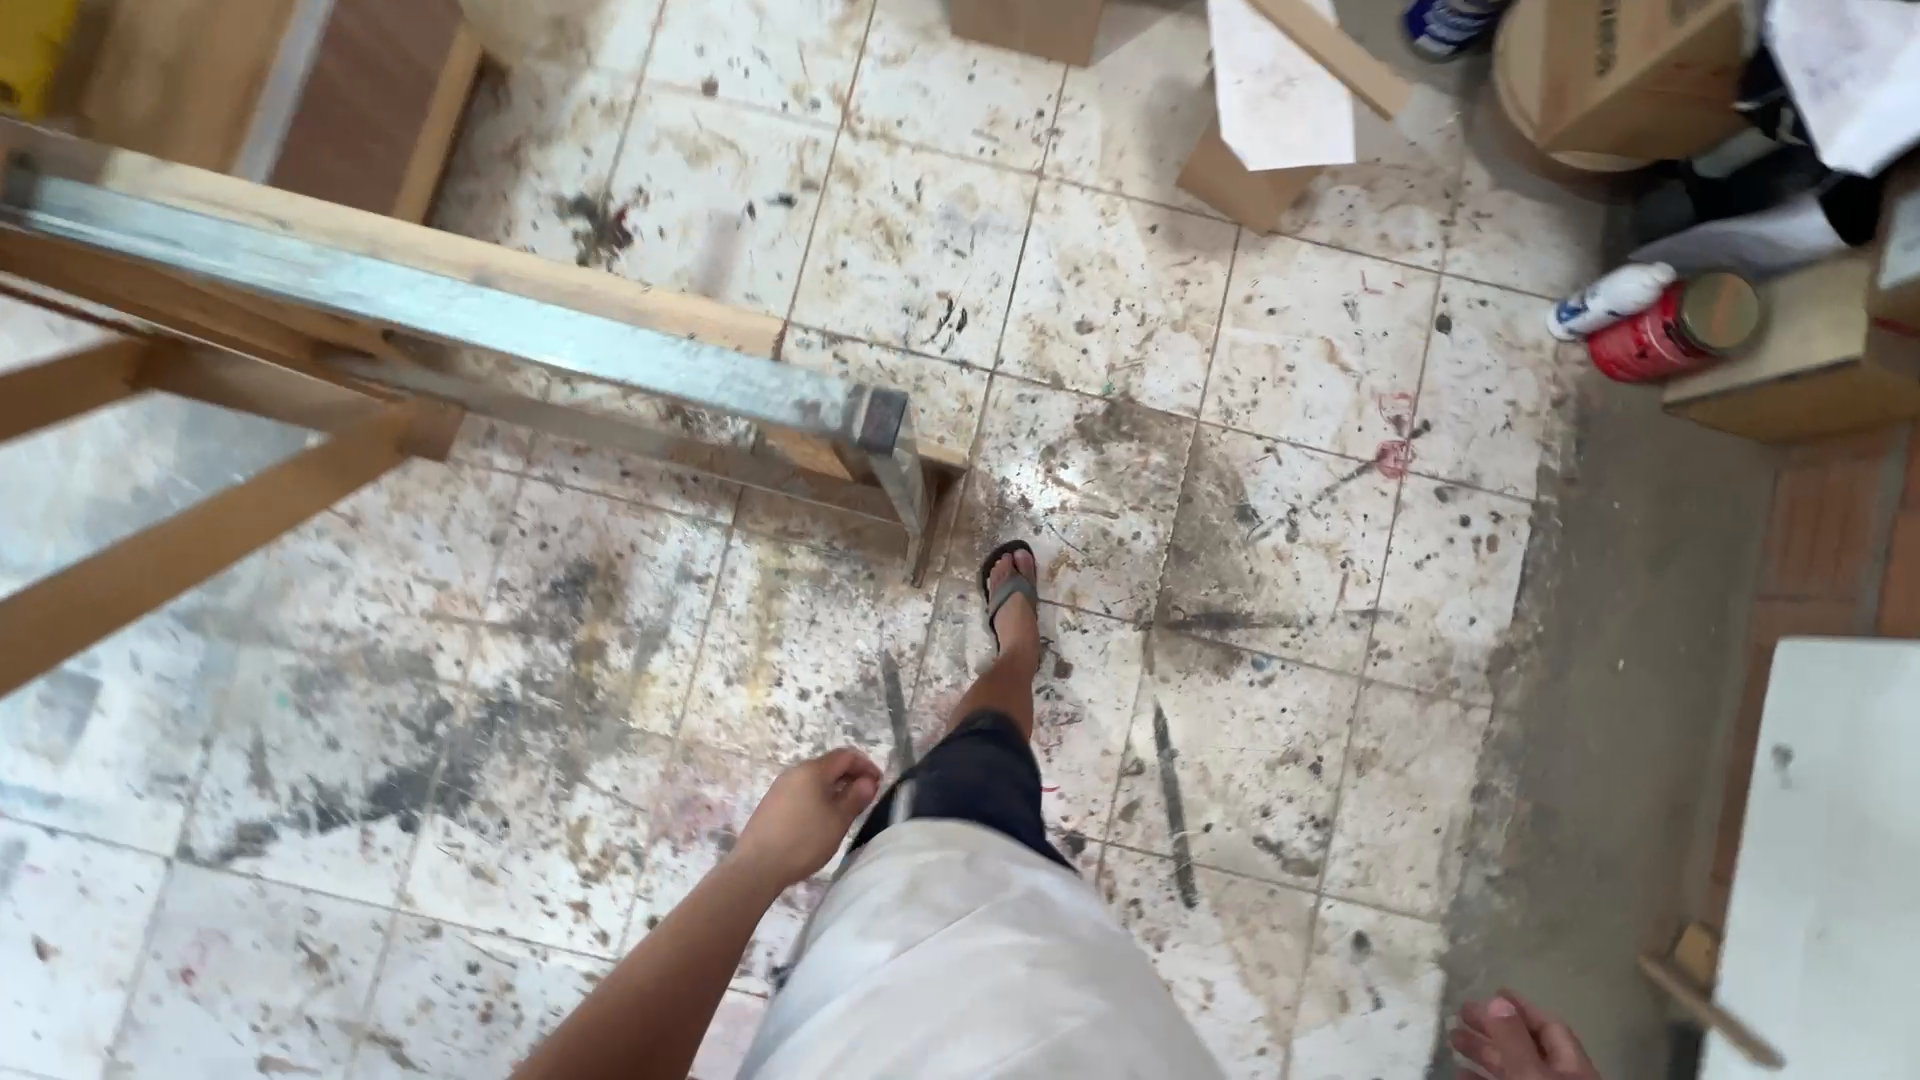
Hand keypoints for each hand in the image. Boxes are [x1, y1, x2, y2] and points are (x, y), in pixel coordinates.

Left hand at [733, 748, 881, 889]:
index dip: (866, 766)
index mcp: (813, 770)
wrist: (756, 867)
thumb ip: (856, 797)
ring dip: (835, 789)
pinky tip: (821, 819)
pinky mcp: (771, 804)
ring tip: (846, 810)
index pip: (846, 756)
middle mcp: (795, 772)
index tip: (879, 783)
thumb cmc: (804, 840)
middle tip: (866, 798)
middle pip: (829, 766)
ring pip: (815, 780)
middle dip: (851, 777)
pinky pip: (802, 792)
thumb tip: (868, 781)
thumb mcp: (838, 820)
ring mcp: (780, 787)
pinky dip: (818, 797)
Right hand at [1451, 993, 1600, 1079]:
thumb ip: (1513, 1039)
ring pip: (1512, 1072)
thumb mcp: (1531, 1075)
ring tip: (1453, 1040)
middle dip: (1492, 1029)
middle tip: (1460, 1014)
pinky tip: (1461, 1075)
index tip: (1493, 990)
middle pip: (1526, 1048)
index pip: (1549, 1029)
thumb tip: (1496, 1000)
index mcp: (1573, 1070)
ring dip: (1482, 1054)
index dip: (1522, 1008)